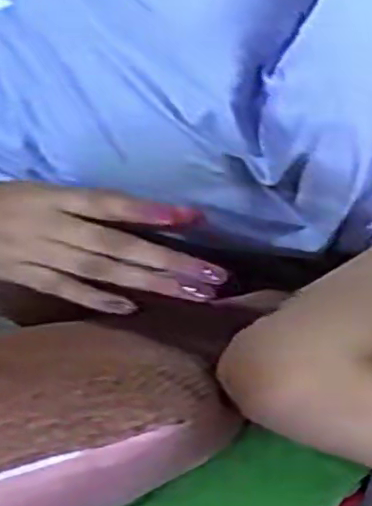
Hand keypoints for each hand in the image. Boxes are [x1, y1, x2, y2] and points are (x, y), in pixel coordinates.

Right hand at [0, 182, 224, 312]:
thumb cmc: (20, 207)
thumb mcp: (57, 197)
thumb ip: (117, 208)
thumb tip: (191, 216)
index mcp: (52, 198)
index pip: (103, 202)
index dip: (146, 210)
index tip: (194, 217)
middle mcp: (44, 225)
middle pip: (114, 244)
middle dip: (169, 260)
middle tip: (217, 275)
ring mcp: (29, 250)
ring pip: (98, 268)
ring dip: (151, 282)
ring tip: (198, 294)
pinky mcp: (16, 272)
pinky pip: (60, 287)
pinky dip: (96, 298)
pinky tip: (133, 308)